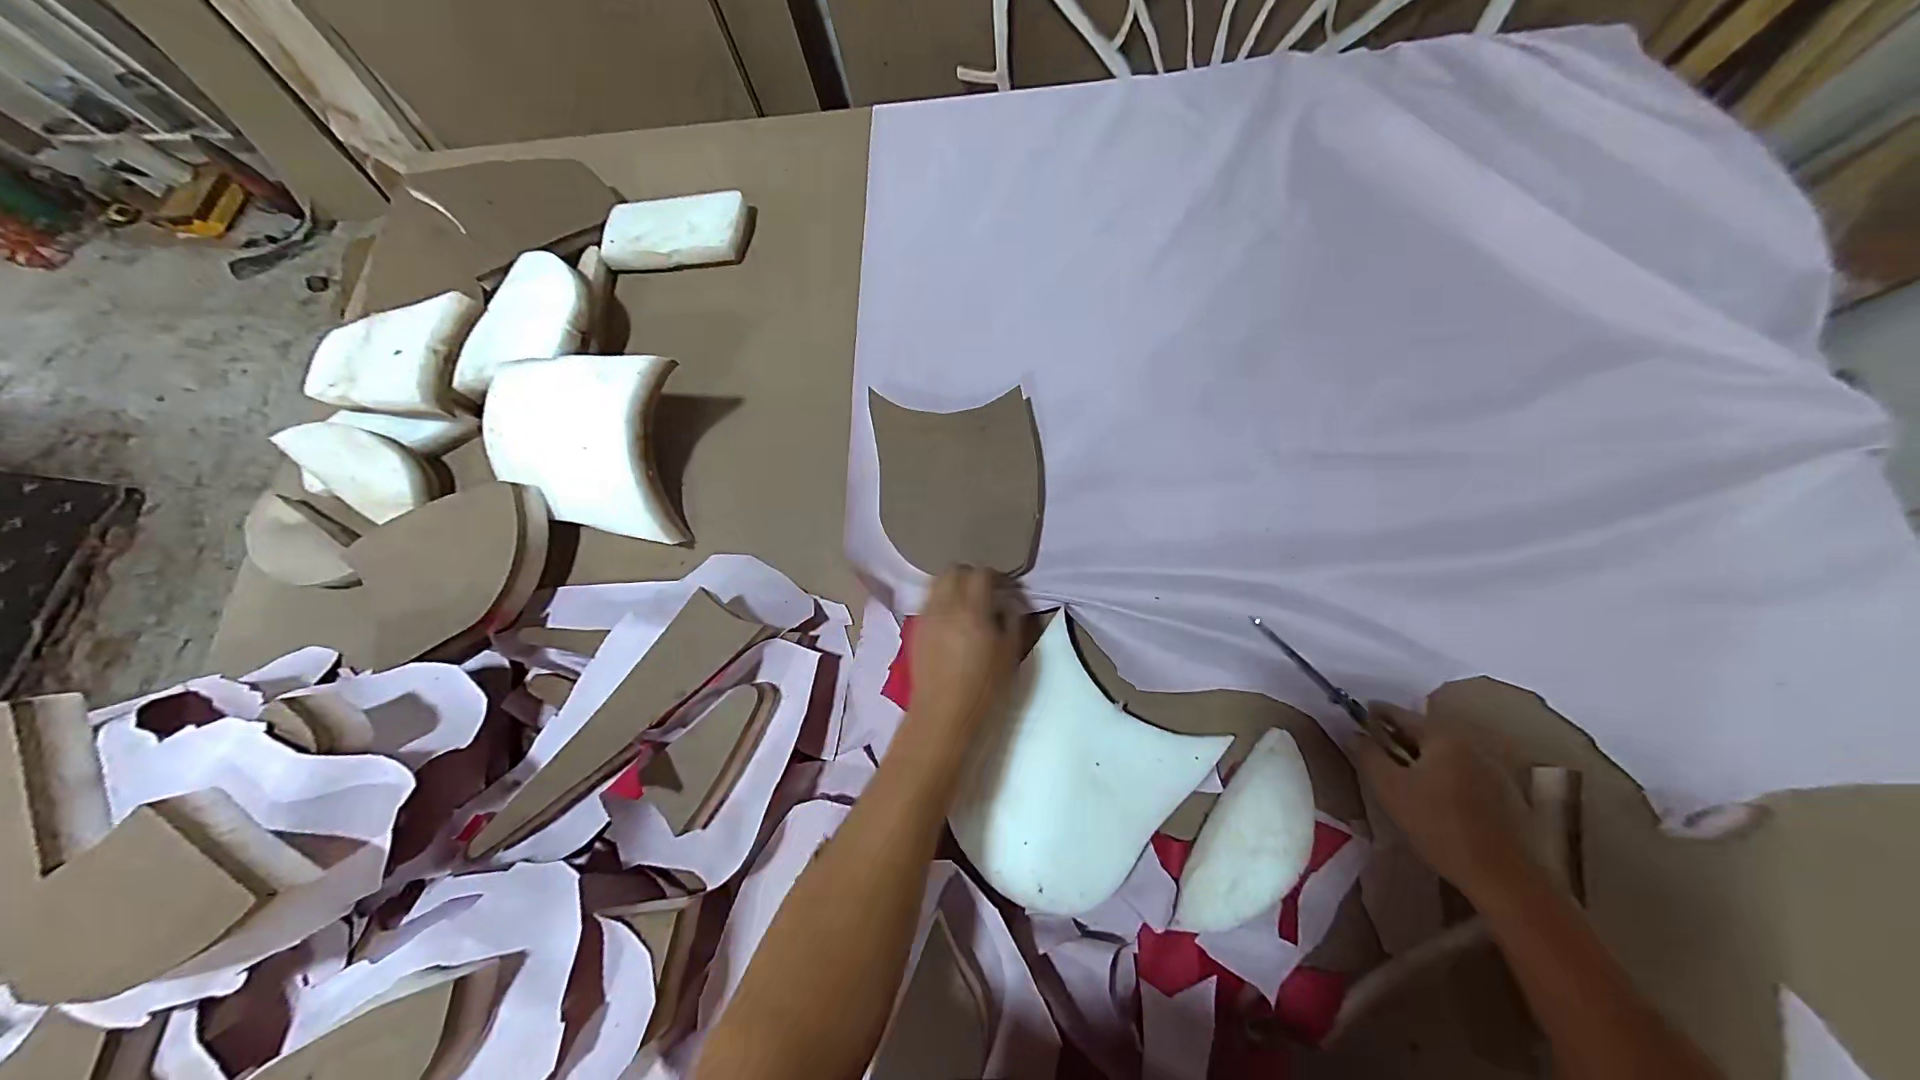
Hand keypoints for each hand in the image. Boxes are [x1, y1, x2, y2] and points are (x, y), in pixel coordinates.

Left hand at [908, 565, 1020, 736]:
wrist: (943, 714)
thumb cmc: (984, 687)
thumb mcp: (1010, 653)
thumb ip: (1012, 619)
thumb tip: (1009, 602)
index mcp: (971, 608)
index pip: (982, 573)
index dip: (998, 576)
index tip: (1008, 588)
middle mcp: (944, 605)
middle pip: (954, 570)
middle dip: (972, 574)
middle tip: (988, 590)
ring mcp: (927, 615)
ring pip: (937, 582)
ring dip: (955, 584)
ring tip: (969, 602)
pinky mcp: (917, 629)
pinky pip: (929, 601)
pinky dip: (942, 600)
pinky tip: (954, 619)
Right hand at [1354, 701, 1537, 903]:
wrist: (1505, 877)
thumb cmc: (1439, 826)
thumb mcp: (1390, 789)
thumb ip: (1368, 755)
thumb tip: (1355, 734)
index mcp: (1445, 737)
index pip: (1403, 714)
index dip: (1377, 713)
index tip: (1360, 715)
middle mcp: (1474, 745)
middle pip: (1428, 732)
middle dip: (1401, 734)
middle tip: (1377, 744)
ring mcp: (1496, 770)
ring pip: (1448, 753)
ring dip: (1423, 755)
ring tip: (1402, 770)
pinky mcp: (1508, 795)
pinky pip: (1466, 771)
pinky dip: (1445, 772)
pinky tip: (1435, 793)